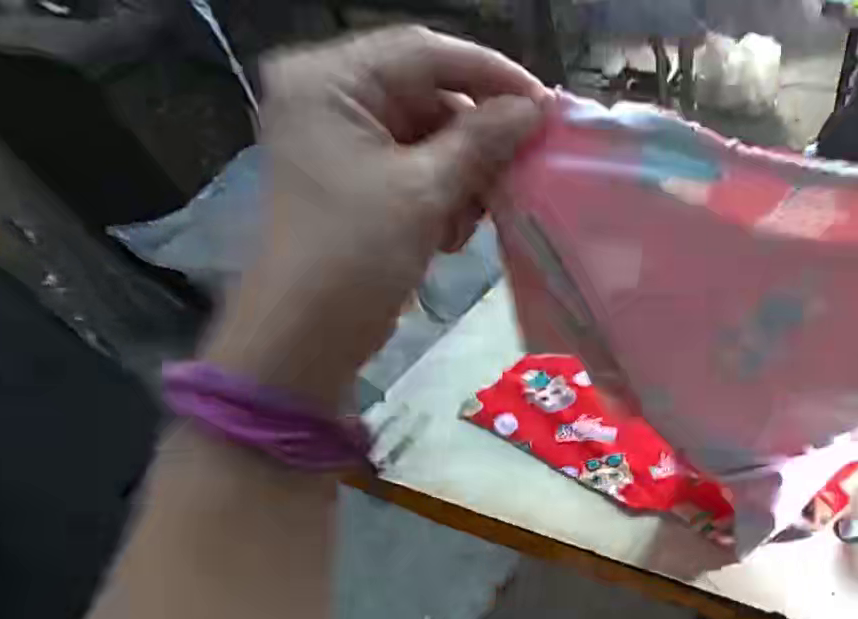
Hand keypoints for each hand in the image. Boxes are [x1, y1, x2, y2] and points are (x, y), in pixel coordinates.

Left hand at [204, 27, 549, 407]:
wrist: (312, 327)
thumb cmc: (358, 251)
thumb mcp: (425, 192)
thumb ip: (481, 143)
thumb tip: (533, 110)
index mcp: (331, 80)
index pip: (424, 52)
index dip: (491, 74)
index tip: (545, 105)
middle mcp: (334, 97)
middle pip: (429, 95)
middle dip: (478, 138)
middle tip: (523, 168)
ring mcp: (346, 142)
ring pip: (431, 138)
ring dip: (465, 175)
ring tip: (477, 215)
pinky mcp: (362, 182)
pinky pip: (420, 171)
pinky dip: (447, 197)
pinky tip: (450, 232)